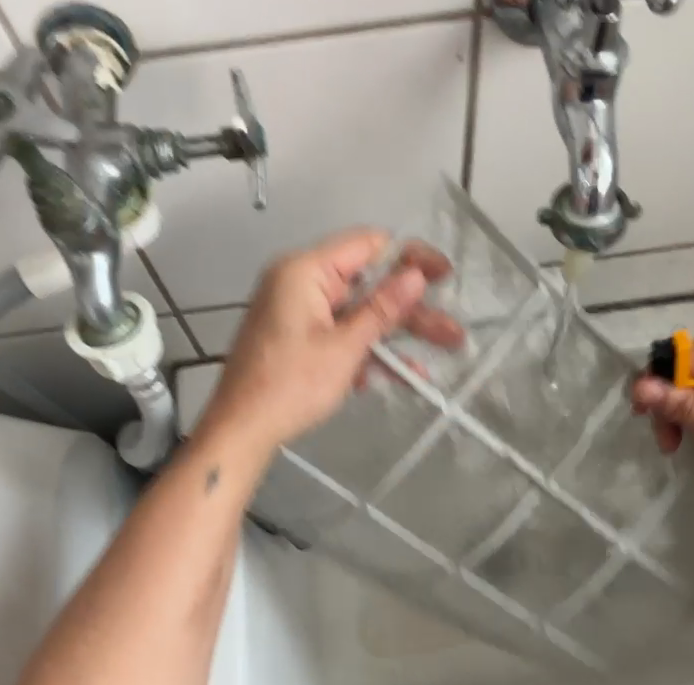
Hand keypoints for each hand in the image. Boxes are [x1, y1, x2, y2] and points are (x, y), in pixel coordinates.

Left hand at [196, 229, 456, 453]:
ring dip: (394, 335)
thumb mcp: (344, 348)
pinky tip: (399, 374)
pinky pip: (340, 333)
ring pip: (357, 313)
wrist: (241, 430)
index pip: (368, 245)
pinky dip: (366, 350)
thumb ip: (382, 309)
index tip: (445, 276)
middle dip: (410, 309)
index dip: (410, 258)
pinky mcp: (296, 339)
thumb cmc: (289, 387)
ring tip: (435, 357)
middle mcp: (299, 282)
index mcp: (305, 271)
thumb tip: (415, 275)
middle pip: (367, 284)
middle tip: (451, 332)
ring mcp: (296, 312)